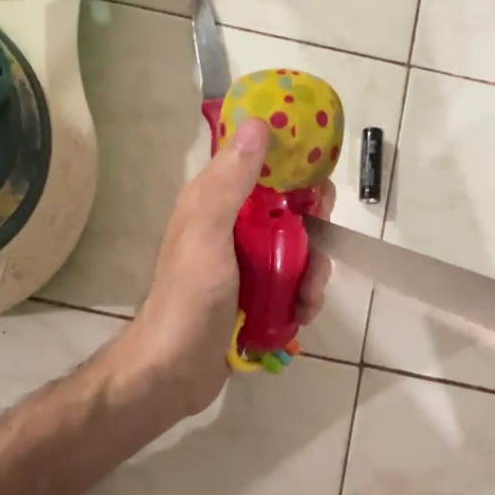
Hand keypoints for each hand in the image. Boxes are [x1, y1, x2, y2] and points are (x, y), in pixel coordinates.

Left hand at [113, 117, 334, 419]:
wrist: (173, 372)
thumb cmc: (187, 299)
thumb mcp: (207, 233)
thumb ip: (231, 182)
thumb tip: (257, 122)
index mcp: (213, 203)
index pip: (257, 164)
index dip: (291, 163)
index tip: (320, 175)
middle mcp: (231, 228)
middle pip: (287, 209)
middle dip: (311, 227)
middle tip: (321, 243)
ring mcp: (245, 265)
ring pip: (296, 250)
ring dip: (312, 270)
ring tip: (308, 296)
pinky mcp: (257, 298)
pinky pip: (293, 285)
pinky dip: (304, 296)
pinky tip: (302, 314)